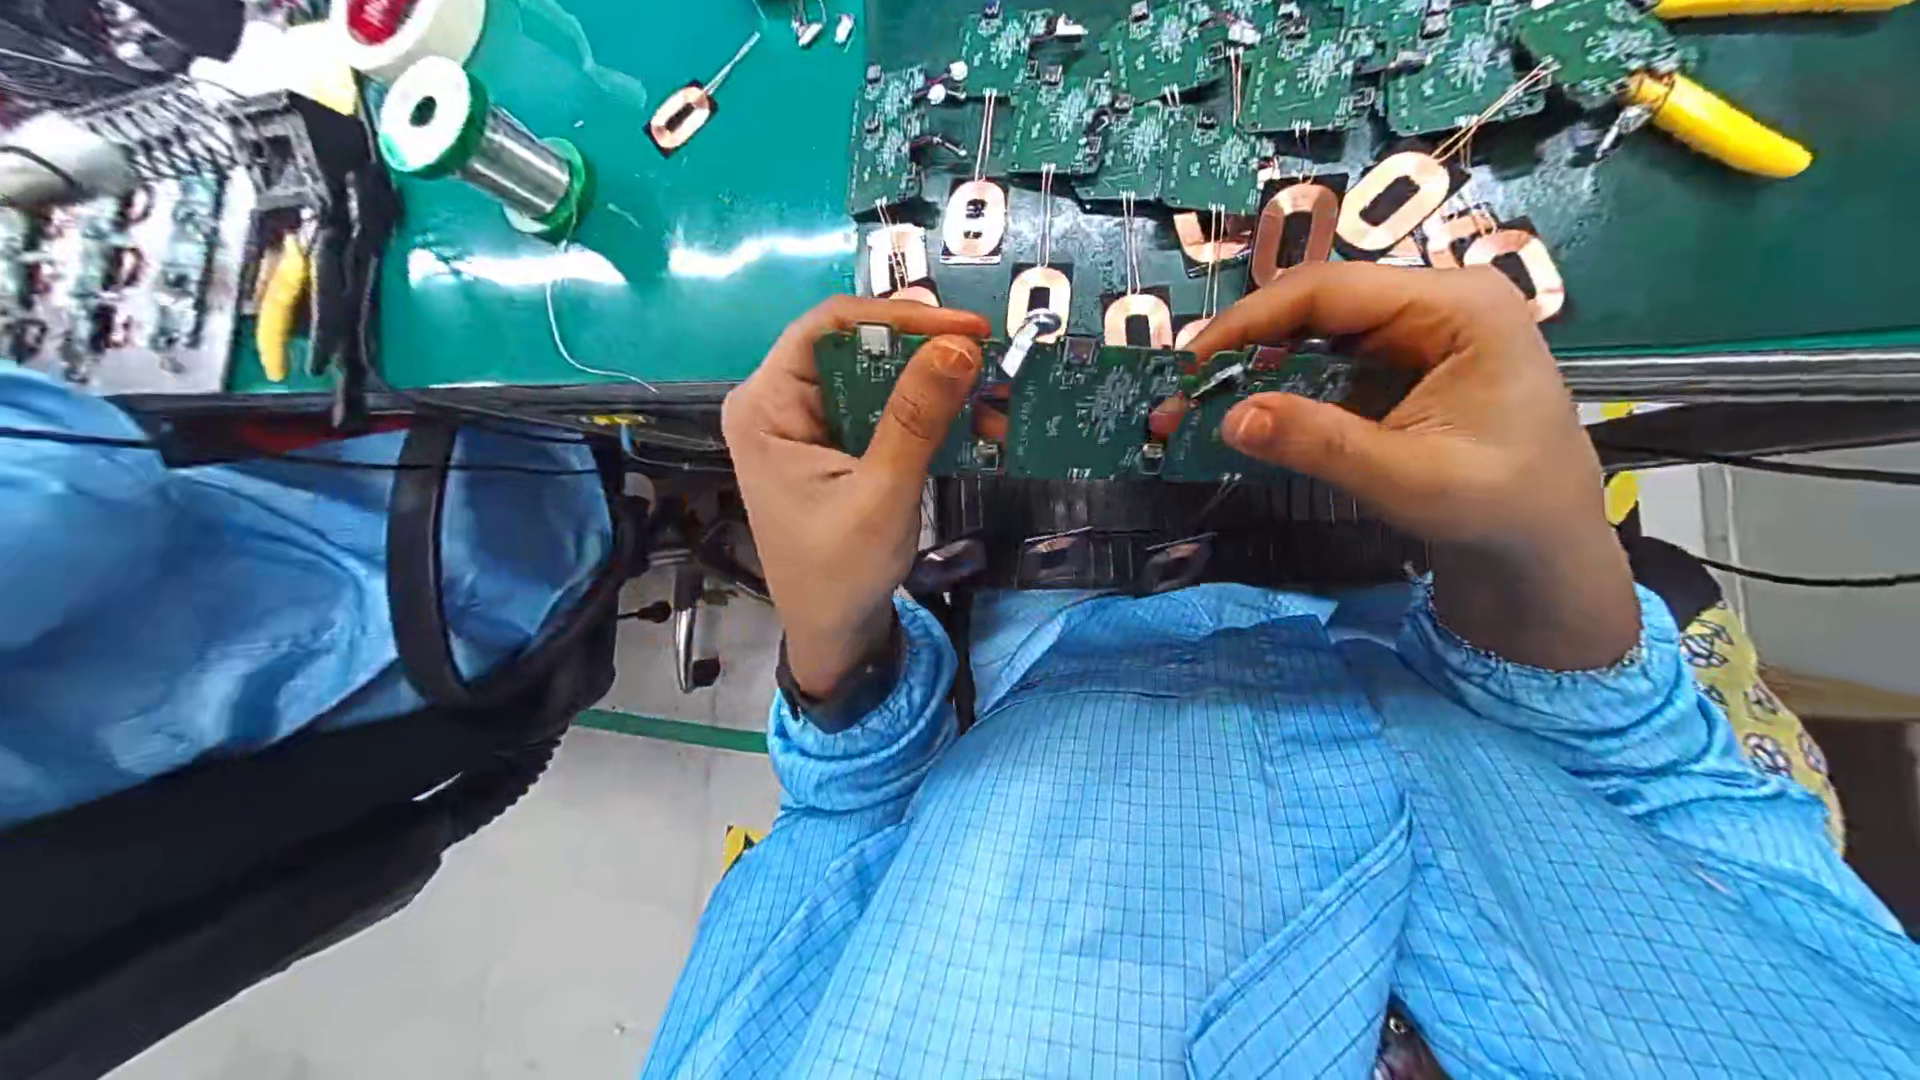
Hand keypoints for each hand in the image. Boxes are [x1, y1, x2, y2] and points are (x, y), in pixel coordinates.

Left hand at [723, 298, 988, 696]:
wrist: (834, 633)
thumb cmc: (842, 573)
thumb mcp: (882, 493)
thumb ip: (916, 417)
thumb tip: (958, 345)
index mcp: (765, 407)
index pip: (828, 328)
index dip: (898, 317)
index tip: (965, 329)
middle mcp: (779, 404)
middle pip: (855, 348)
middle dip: (924, 353)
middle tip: (987, 359)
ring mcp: (807, 425)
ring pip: (875, 378)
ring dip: (934, 387)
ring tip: (990, 397)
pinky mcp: (835, 446)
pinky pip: (883, 411)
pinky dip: (927, 415)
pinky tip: (970, 425)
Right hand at [1186, 262, 1638, 668]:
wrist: (1539, 547)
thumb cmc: (1497, 508)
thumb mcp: (1408, 478)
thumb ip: (1320, 443)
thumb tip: (1230, 417)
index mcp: (1455, 306)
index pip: (1327, 290)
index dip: (1247, 322)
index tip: (1187, 364)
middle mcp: (1430, 305)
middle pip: (1311, 306)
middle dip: (1240, 348)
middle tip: (1182, 392)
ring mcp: (1411, 337)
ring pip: (1308, 335)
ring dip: (1250, 370)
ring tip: (1200, 404)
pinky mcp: (1392, 370)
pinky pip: (1319, 367)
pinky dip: (1275, 390)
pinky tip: (1245, 414)